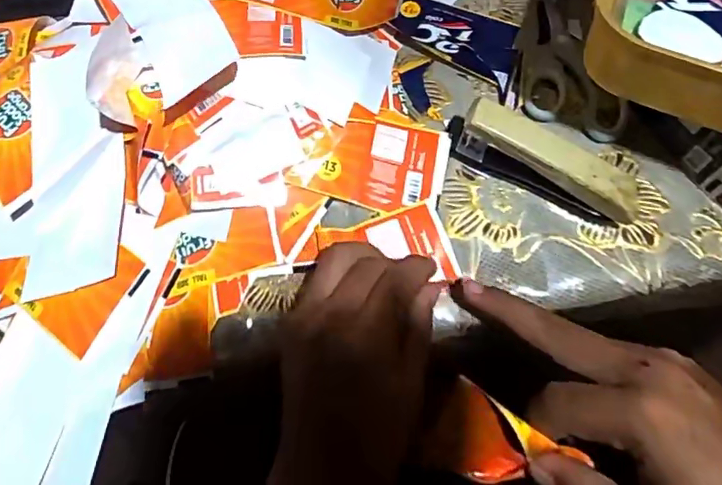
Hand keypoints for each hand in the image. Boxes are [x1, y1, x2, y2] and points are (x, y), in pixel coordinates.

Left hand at [270, 243, 443, 484]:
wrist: (320, 470)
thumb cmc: (376, 435)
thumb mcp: (410, 384)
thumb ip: (418, 327)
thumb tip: (430, 286)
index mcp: (363, 333)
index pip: (393, 276)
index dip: (416, 266)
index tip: (431, 268)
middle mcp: (329, 314)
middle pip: (365, 262)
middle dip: (392, 261)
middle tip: (408, 276)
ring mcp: (304, 314)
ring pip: (334, 257)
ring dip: (362, 258)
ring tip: (381, 274)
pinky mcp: (290, 321)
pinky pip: (316, 277)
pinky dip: (338, 272)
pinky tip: (355, 288)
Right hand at [452, 280, 721, 484]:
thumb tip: (533, 461)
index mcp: (642, 407)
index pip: (559, 407)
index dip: (532, 431)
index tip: (521, 452)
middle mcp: (651, 365)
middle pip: (564, 333)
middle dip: (511, 310)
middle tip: (466, 285)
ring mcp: (671, 360)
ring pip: (590, 341)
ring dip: (547, 332)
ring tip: (504, 315)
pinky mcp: (685, 367)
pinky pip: (620, 356)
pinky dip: (586, 358)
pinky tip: (574, 368)